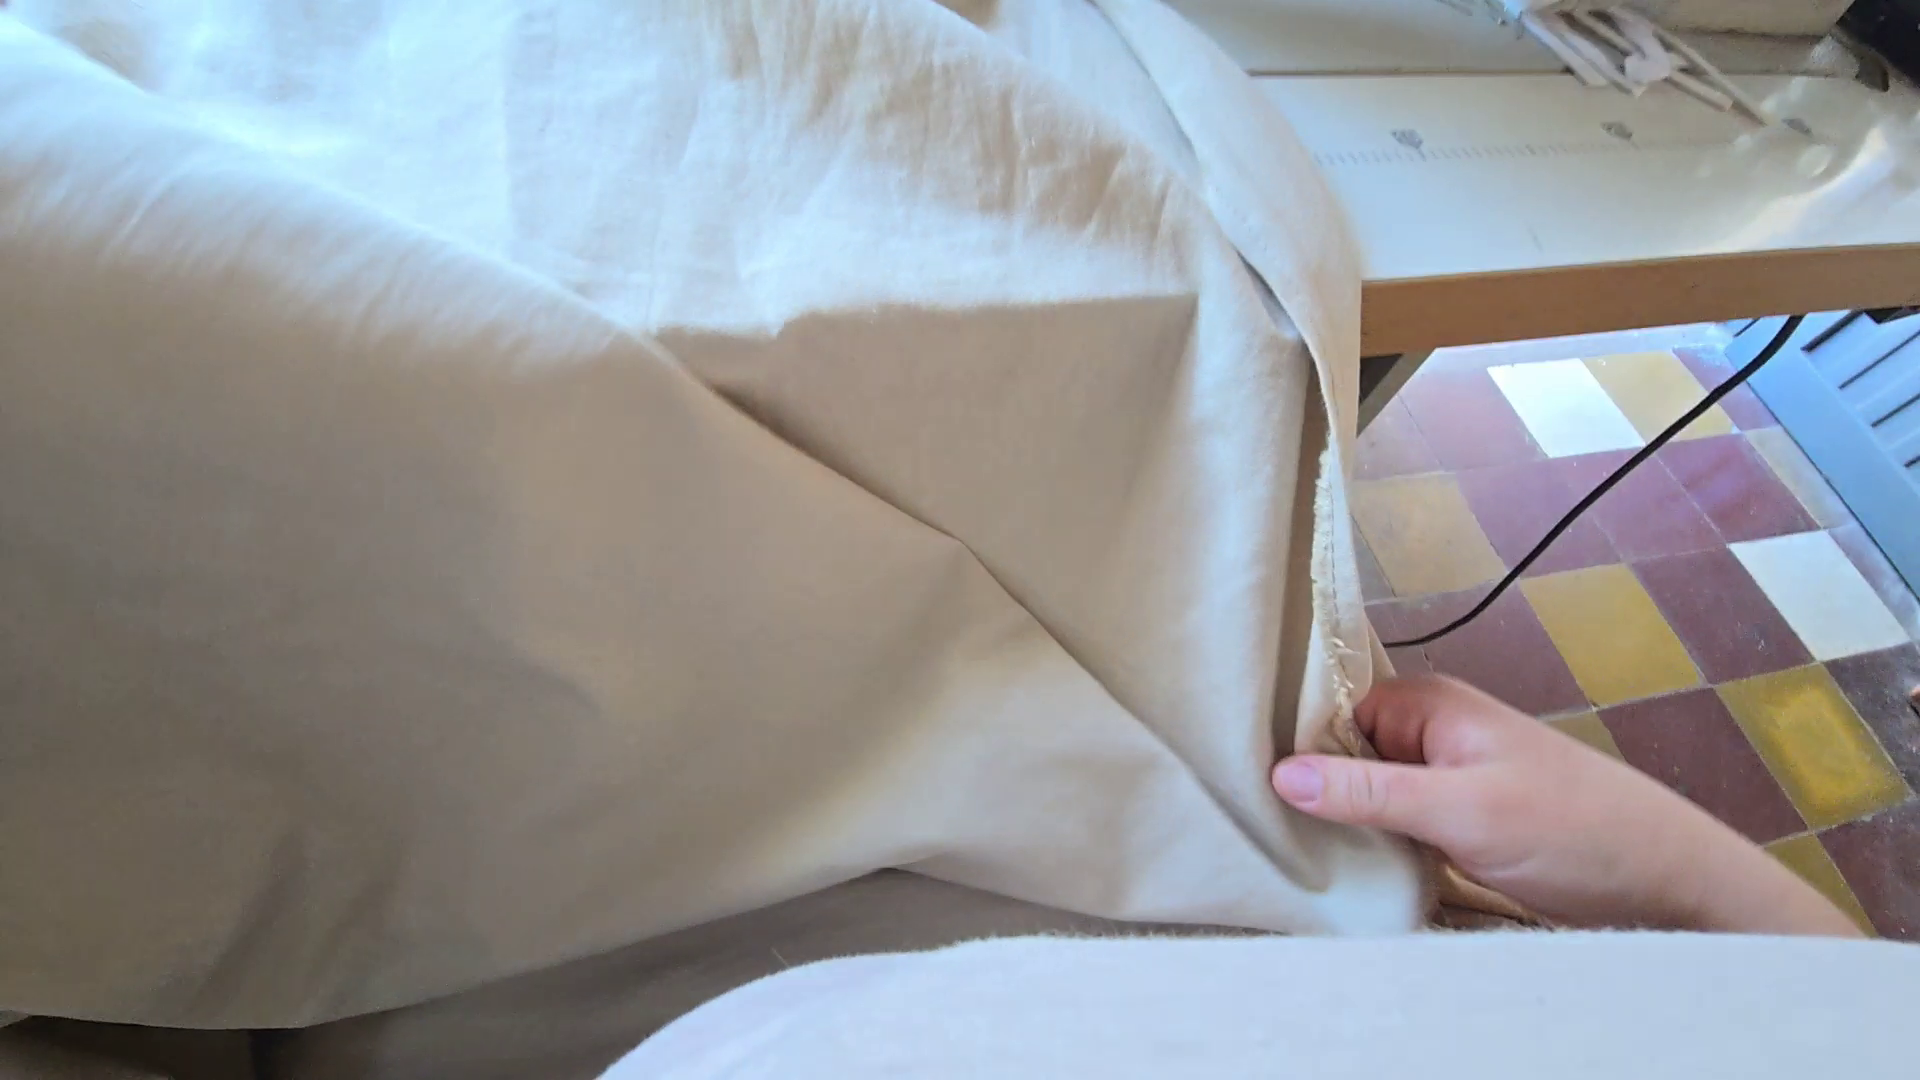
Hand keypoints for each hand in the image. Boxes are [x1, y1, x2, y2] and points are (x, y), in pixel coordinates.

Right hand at [1273, 675, 1860, 935]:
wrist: (1683, 893)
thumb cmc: (1573, 831)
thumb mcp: (1461, 810)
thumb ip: (1368, 792)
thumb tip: (1277, 774)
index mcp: (1426, 703)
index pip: (1332, 713)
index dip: (1298, 746)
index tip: (1255, 782)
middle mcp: (1429, 729)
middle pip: (1344, 749)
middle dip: (1316, 784)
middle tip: (1273, 820)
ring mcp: (1443, 773)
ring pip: (1366, 787)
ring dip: (1344, 815)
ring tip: (1299, 841)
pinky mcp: (1455, 814)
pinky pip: (1392, 815)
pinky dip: (1372, 834)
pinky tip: (1345, 856)